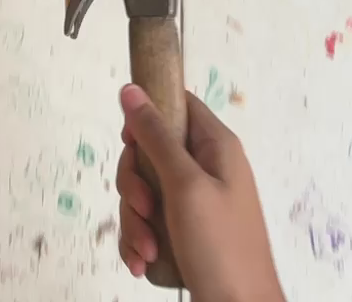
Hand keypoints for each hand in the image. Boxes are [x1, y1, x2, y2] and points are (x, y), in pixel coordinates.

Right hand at [117, 85, 283, 301]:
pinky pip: (147, 222)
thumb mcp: (184, 185)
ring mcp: (195, 203)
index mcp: (215, 146)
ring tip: (148, 250)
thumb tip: (130, 88)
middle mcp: (205, 168)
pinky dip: (140, 241)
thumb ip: (155, 135)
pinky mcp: (184, 233)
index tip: (130, 143)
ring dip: (136, 220)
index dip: (147, 116)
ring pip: (144, 190)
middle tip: (144, 208)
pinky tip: (144, 263)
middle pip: (151, 151)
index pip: (176, 104)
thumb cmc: (221, 248)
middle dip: (136, 184)